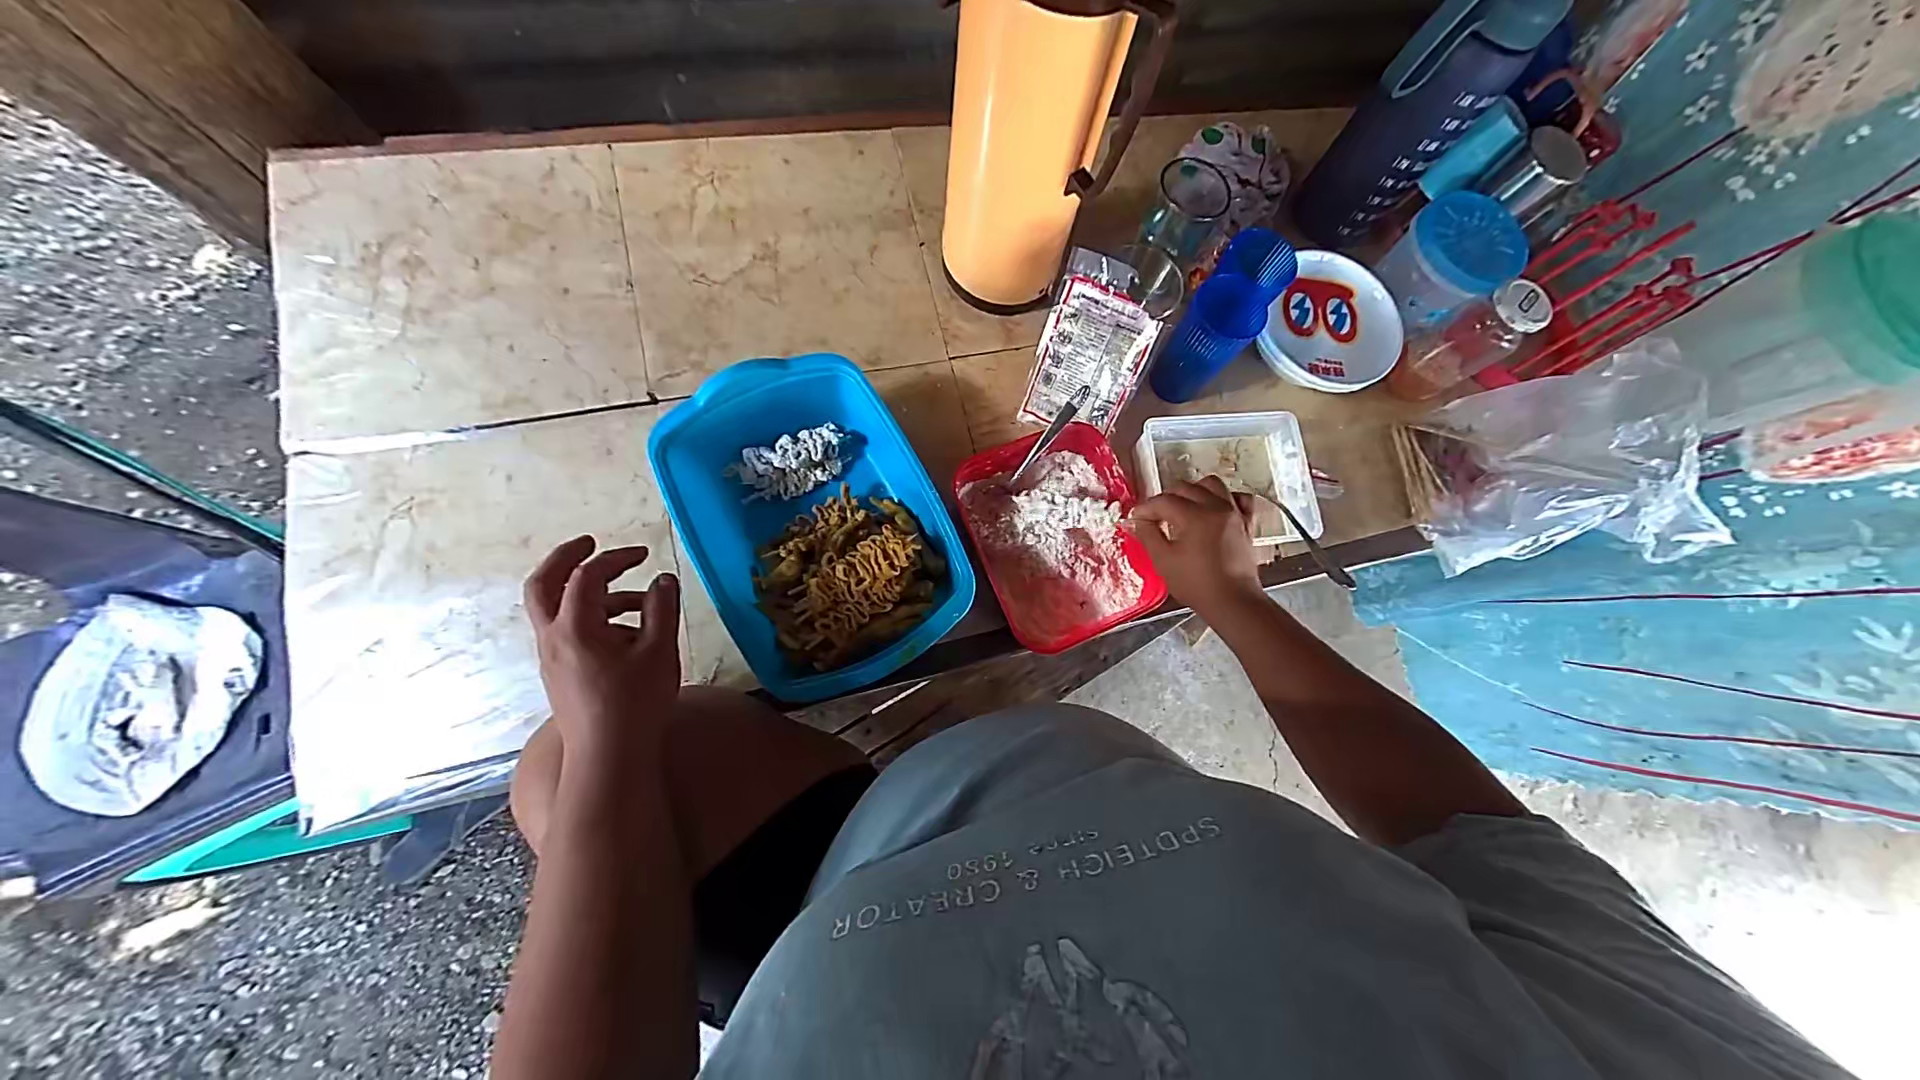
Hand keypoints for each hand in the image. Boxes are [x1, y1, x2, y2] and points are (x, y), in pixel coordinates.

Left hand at [523, 536, 681, 757]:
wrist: (609, 757)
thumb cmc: (636, 702)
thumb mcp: (659, 651)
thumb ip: (661, 609)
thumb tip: (663, 579)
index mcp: (575, 627)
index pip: (587, 576)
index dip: (615, 559)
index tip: (644, 555)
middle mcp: (553, 638)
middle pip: (543, 585)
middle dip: (565, 559)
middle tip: (591, 544)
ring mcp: (552, 657)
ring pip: (558, 610)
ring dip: (593, 595)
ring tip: (641, 605)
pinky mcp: (560, 674)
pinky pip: (569, 632)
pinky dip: (593, 619)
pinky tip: (630, 636)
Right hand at [1128, 477, 1262, 616]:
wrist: (1233, 602)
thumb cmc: (1197, 584)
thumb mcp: (1164, 561)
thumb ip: (1147, 535)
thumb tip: (1137, 521)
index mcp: (1195, 516)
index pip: (1163, 501)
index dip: (1145, 509)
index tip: (1136, 518)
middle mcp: (1217, 508)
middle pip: (1185, 488)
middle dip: (1165, 499)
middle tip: (1154, 516)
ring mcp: (1234, 514)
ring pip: (1212, 485)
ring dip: (1193, 491)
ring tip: (1182, 507)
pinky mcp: (1245, 524)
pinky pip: (1238, 498)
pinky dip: (1224, 498)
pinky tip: (1214, 509)